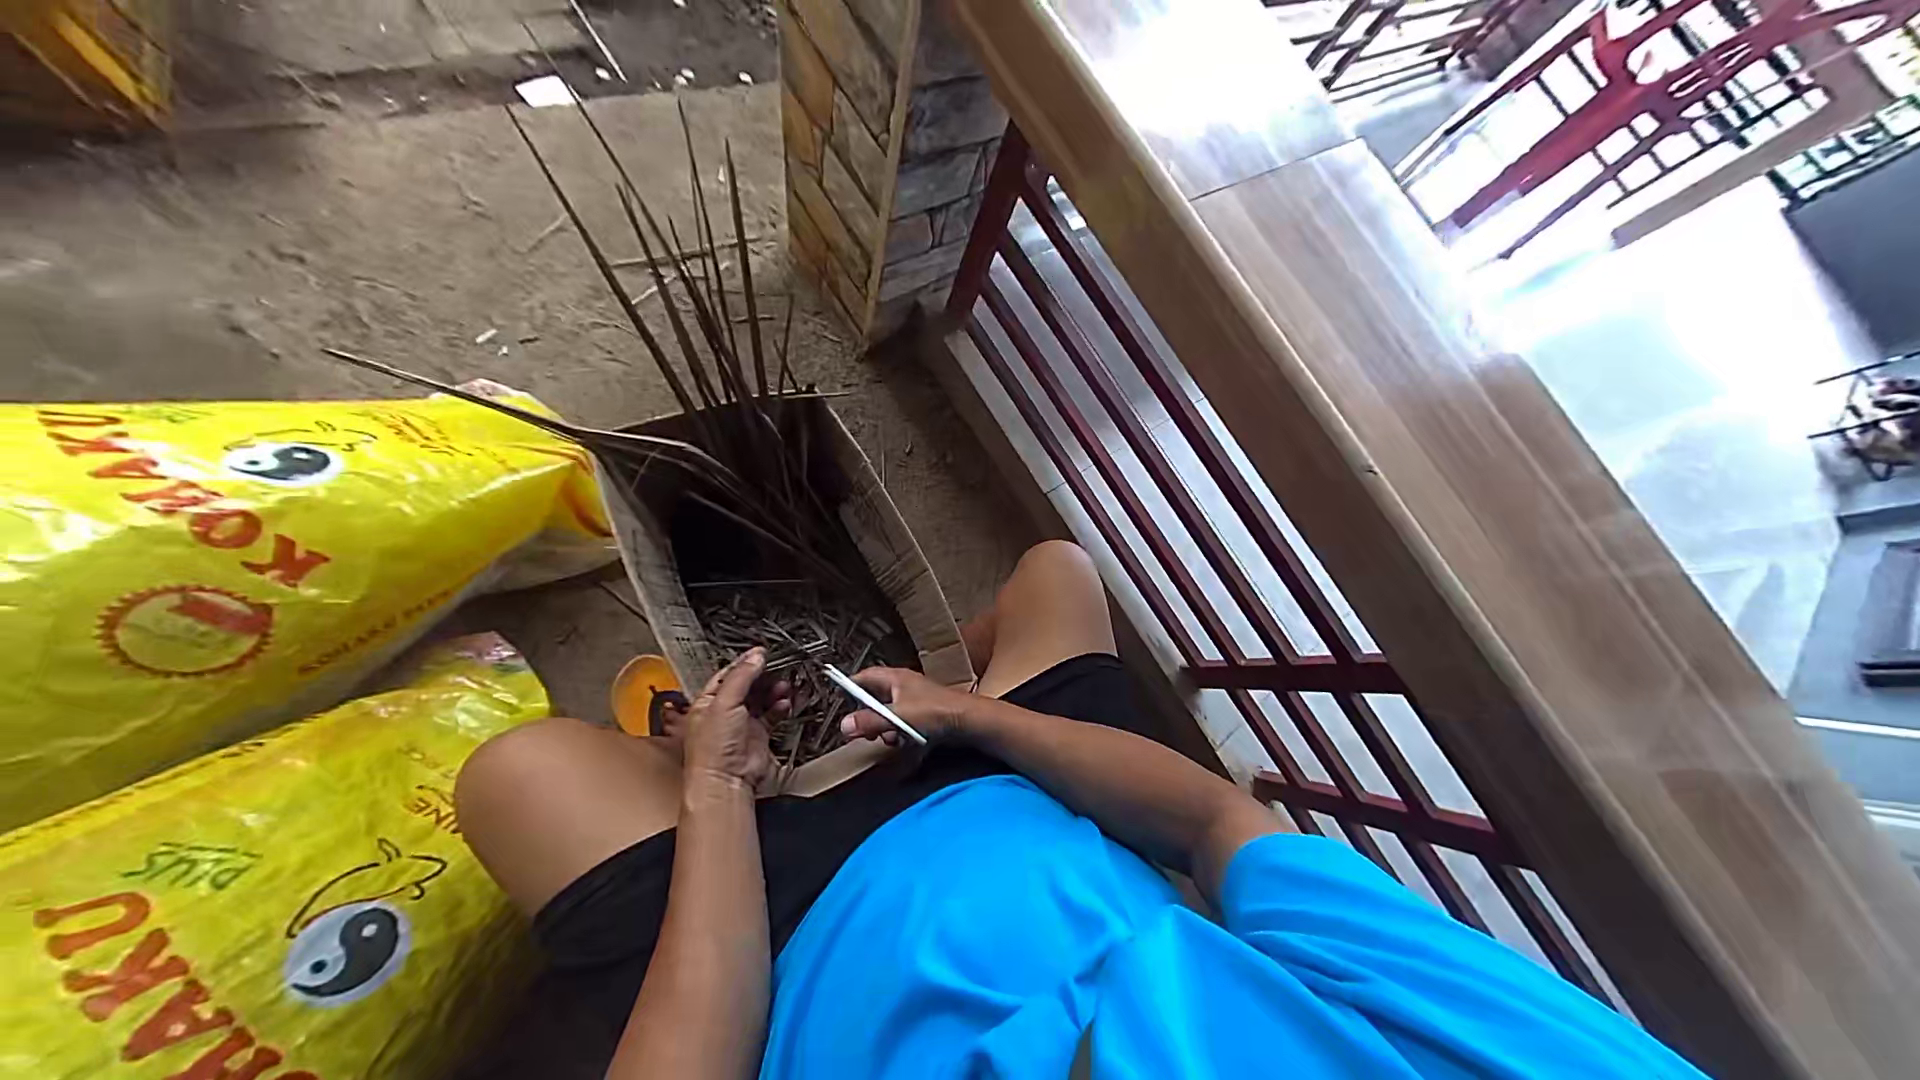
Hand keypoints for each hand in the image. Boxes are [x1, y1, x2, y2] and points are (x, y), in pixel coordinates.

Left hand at [678, 648, 789, 790]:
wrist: (726, 781)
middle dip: (763, 676)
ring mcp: (742, 724)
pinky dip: (779, 707)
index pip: (728, 674)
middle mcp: (724, 712)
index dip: (745, 663)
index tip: (760, 654)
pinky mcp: (758, 735)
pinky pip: (772, 715)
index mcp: (708, 702)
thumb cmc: (712, 750)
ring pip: (761, 699)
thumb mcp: (725, 703)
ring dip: (773, 690)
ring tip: (783, 685)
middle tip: (776, 667)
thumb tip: (755, 657)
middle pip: (747, 685)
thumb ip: (742, 677)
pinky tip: (784, 702)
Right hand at [839, 667, 972, 745]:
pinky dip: (900, 732)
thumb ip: (870, 721)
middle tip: (864, 728)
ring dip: (886, 728)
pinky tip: (905, 741)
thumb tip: (845, 725)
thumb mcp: (897, 717)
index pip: (865, 676)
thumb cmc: (937, 711)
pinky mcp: (925, 714)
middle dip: (869, 715)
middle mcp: (905, 685)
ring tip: (889, 738)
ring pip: (890, 713)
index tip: (840, 698)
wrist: (968, 721)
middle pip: (876, 697)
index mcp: (896, 678)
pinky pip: (904, 722)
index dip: (851, 685)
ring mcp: (916, 699)